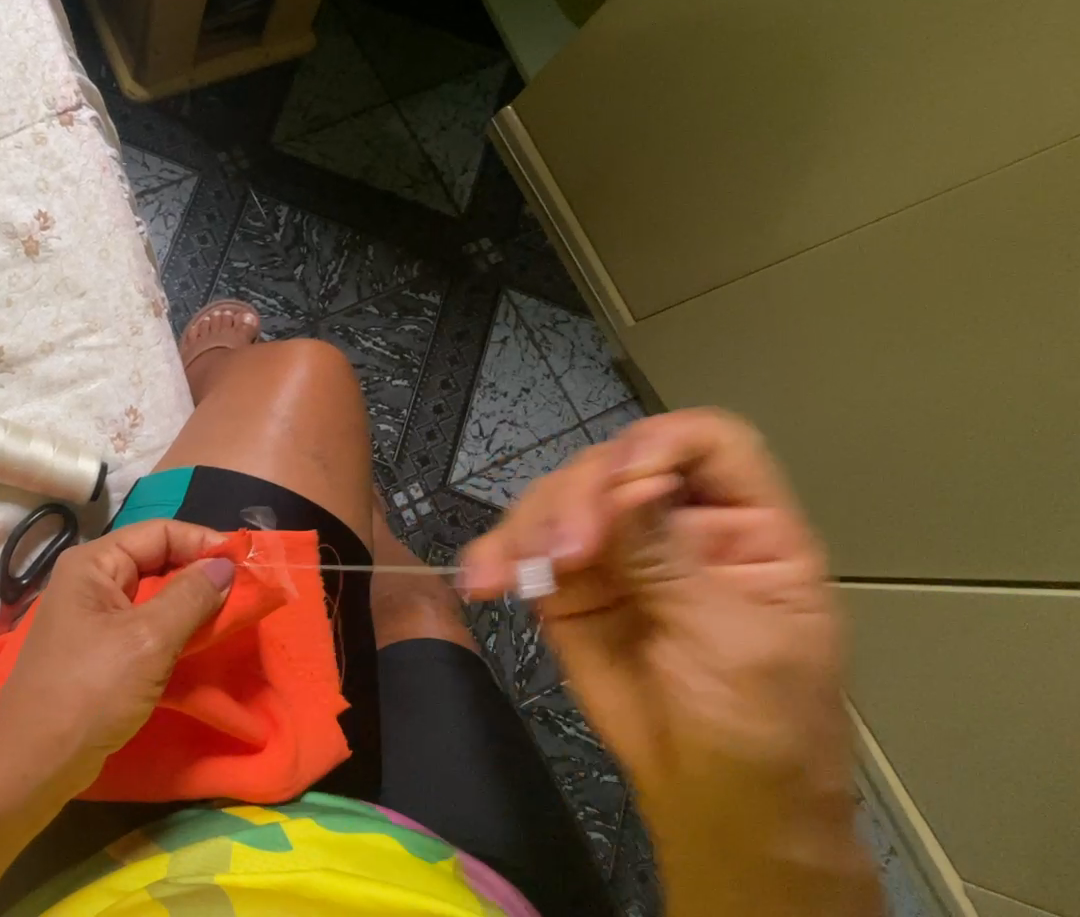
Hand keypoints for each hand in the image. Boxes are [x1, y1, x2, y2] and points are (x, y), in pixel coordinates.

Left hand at [0, 519, 236, 796]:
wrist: (36, 760)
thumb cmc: (91, 689)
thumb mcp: (148, 639)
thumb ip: (191, 596)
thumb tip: (226, 564)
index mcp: (94, 563)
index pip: (159, 532)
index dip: (203, 542)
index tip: (246, 563)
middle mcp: (92, 582)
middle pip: (157, 561)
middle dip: (201, 574)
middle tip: (248, 591)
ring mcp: (95, 618)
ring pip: (155, 597)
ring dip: (193, 605)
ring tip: (235, 616)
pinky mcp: (102, 652)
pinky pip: (147, 628)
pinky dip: (177, 632)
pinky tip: (204, 644)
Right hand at [462, 409, 877, 914]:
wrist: (713, 800)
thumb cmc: (760, 726)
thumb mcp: (734, 641)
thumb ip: (670, 559)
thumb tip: (625, 484)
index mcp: (743, 527)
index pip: (707, 444)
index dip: (662, 444)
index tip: (622, 485)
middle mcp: (671, 522)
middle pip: (611, 466)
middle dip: (576, 500)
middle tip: (564, 555)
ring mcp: (613, 551)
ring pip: (554, 500)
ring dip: (524, 528)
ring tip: (508, 576)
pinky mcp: (562, 584)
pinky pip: (518, 549)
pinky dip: (493, 556)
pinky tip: (483, 580)